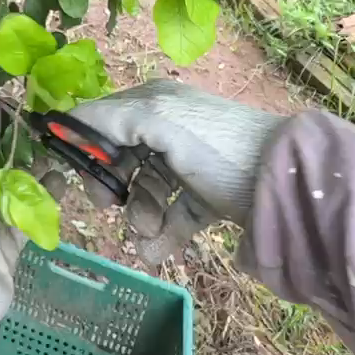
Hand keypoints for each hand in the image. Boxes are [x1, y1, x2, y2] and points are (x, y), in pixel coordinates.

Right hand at [67, 80, 284, 263]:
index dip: (86, 146)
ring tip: (145, 239)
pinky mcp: (208, 193)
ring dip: (139, 215)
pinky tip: (157, 252)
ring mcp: (188, 162)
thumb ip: (111, 119)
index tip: (75, 177)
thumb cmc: (219, 147)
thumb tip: (64, 121)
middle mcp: (166, 127)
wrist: (290, 182)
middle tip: (110, 210)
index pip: (102, 119)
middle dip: (113, 187)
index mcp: (151, 102)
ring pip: (146, 189)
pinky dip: (163, 232)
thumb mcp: (160, 122)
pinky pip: (174, 212)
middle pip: (122, 158)